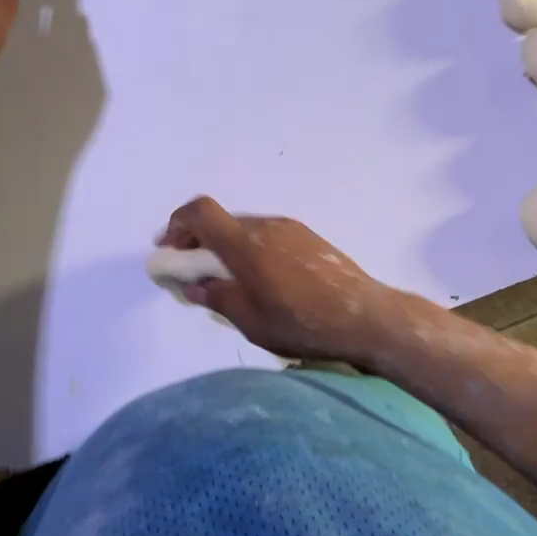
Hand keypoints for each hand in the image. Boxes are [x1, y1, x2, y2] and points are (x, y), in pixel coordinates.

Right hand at [160, 197, 407, 367]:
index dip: (177, 224)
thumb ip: (217, 298)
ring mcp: (287, 228)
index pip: (199, 212)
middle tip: (194, 274)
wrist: (367, 316)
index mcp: (244, 244)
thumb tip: (195, 285)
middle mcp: (263, 226)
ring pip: (243, 229)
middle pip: (220, 222)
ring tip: (229, 282)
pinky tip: (262, 280)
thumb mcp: (251, 322)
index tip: (169, 249)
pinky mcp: (306, 237)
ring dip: (226, 248)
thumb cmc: (302, 323)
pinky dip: (250, 250)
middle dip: (199, 242)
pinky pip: (265, 236)